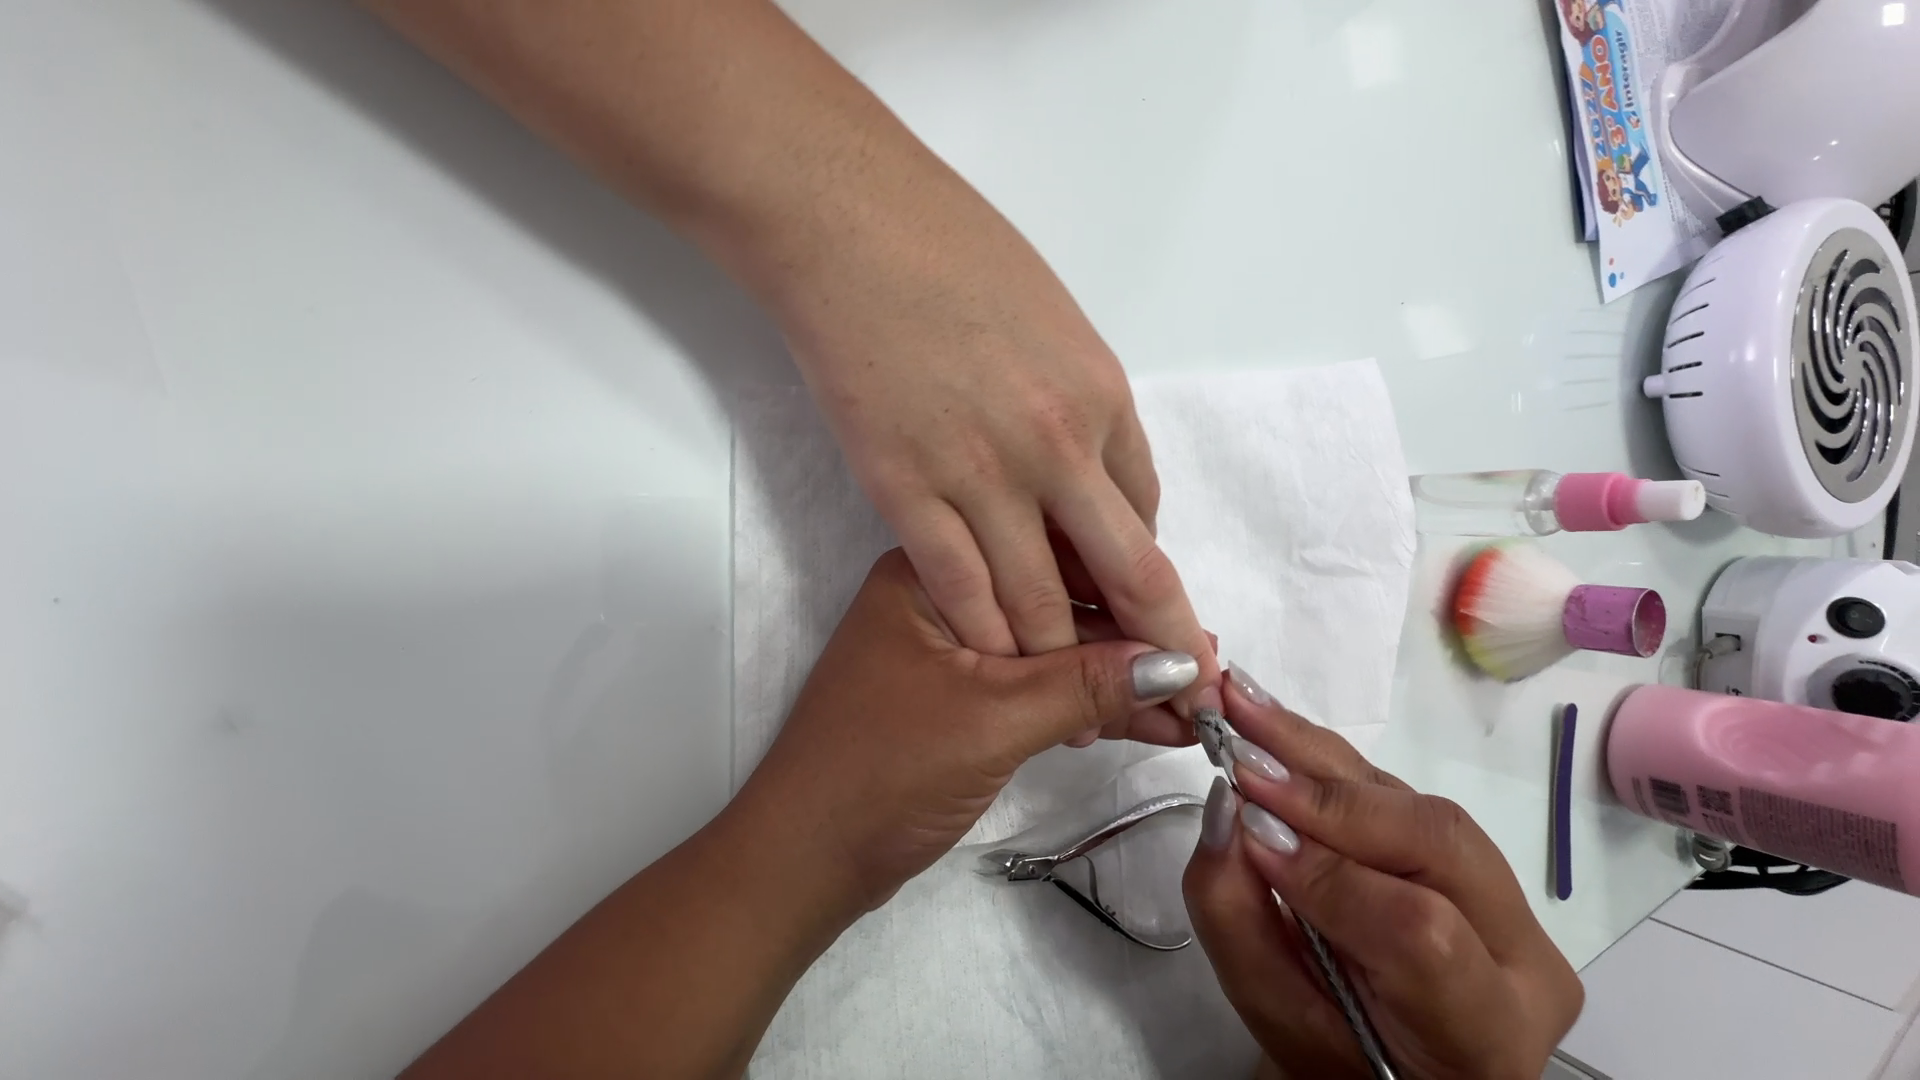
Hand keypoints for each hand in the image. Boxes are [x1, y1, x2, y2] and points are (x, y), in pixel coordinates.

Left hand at [737, 549, 1202, 911]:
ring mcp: (956, 649)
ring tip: (1194, 705)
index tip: (1199, 634)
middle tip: (1209, 672)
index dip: (1128, 596)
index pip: (1049, 559)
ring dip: (1120, 681)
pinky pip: (1039, 688)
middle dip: (1134, 642)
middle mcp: (949, 595)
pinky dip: (1088, 707)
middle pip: (1059, 604)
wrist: (804, 859)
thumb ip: (1085, 685)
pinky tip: (1148, 723)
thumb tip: (1182, 661)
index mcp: (935, 571)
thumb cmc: (883, 770)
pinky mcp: (965, 697)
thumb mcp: (990, 719)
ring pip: (1055, 651)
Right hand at [775, 190, 1218, 718]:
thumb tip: (1089, 477)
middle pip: (1126, 572)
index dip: (1147, 574)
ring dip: (1065, 660)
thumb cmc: (949, 252)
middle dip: (1157, 644)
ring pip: (1042, 602)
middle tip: (1175, 695)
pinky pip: (964, 592)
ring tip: (1078, 706)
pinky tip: (1002, 671)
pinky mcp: (906, 494)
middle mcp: (1058, 446)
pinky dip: (991, 642)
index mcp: (1101, 396)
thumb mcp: (1050, 320)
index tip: (1143, 607)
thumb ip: (1078, 405)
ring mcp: (982, 475)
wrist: (848, 226)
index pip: (1143, 513)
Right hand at [1183, 666, 1582, 1079]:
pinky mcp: (1471, 855)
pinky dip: (1324, 755)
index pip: (1417, 930)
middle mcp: (1522, 954)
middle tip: (1233, 741)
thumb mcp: (1271, 1009)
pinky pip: (1396, 791)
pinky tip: (1271, 722)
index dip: (1327, 872)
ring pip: (1415, 800)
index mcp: (1482, 1029)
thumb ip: (1236, 913)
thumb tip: (1223, 805)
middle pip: (1434, 839)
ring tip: (1240, 702)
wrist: (1390, 1056)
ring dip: (1316, 750)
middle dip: (1320, 788)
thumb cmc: (1326, 1055)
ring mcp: (1508, 898)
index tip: (1243, 823)